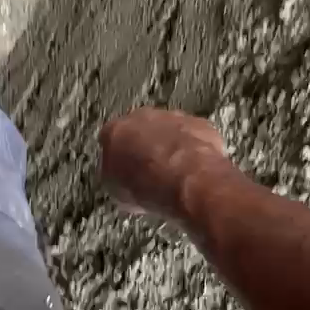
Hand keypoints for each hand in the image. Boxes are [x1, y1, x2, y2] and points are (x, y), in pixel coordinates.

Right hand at [98, 108, 233, 222]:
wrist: (185, 180)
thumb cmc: (148, 186)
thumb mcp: (117, 192)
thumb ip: (116, 176)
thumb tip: (121, 180)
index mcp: (115, 131)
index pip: (110, 138)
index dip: (118, 155)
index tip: (124, 170)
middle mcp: (142, 117)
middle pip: (141, 129)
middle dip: (146, 147)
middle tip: (152, 172)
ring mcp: (172, 118)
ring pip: (169, 130)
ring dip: (172, 148)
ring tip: (176, 176)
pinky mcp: (199, 125)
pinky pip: (194, 136)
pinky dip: (195, 150)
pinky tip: (196, 171)